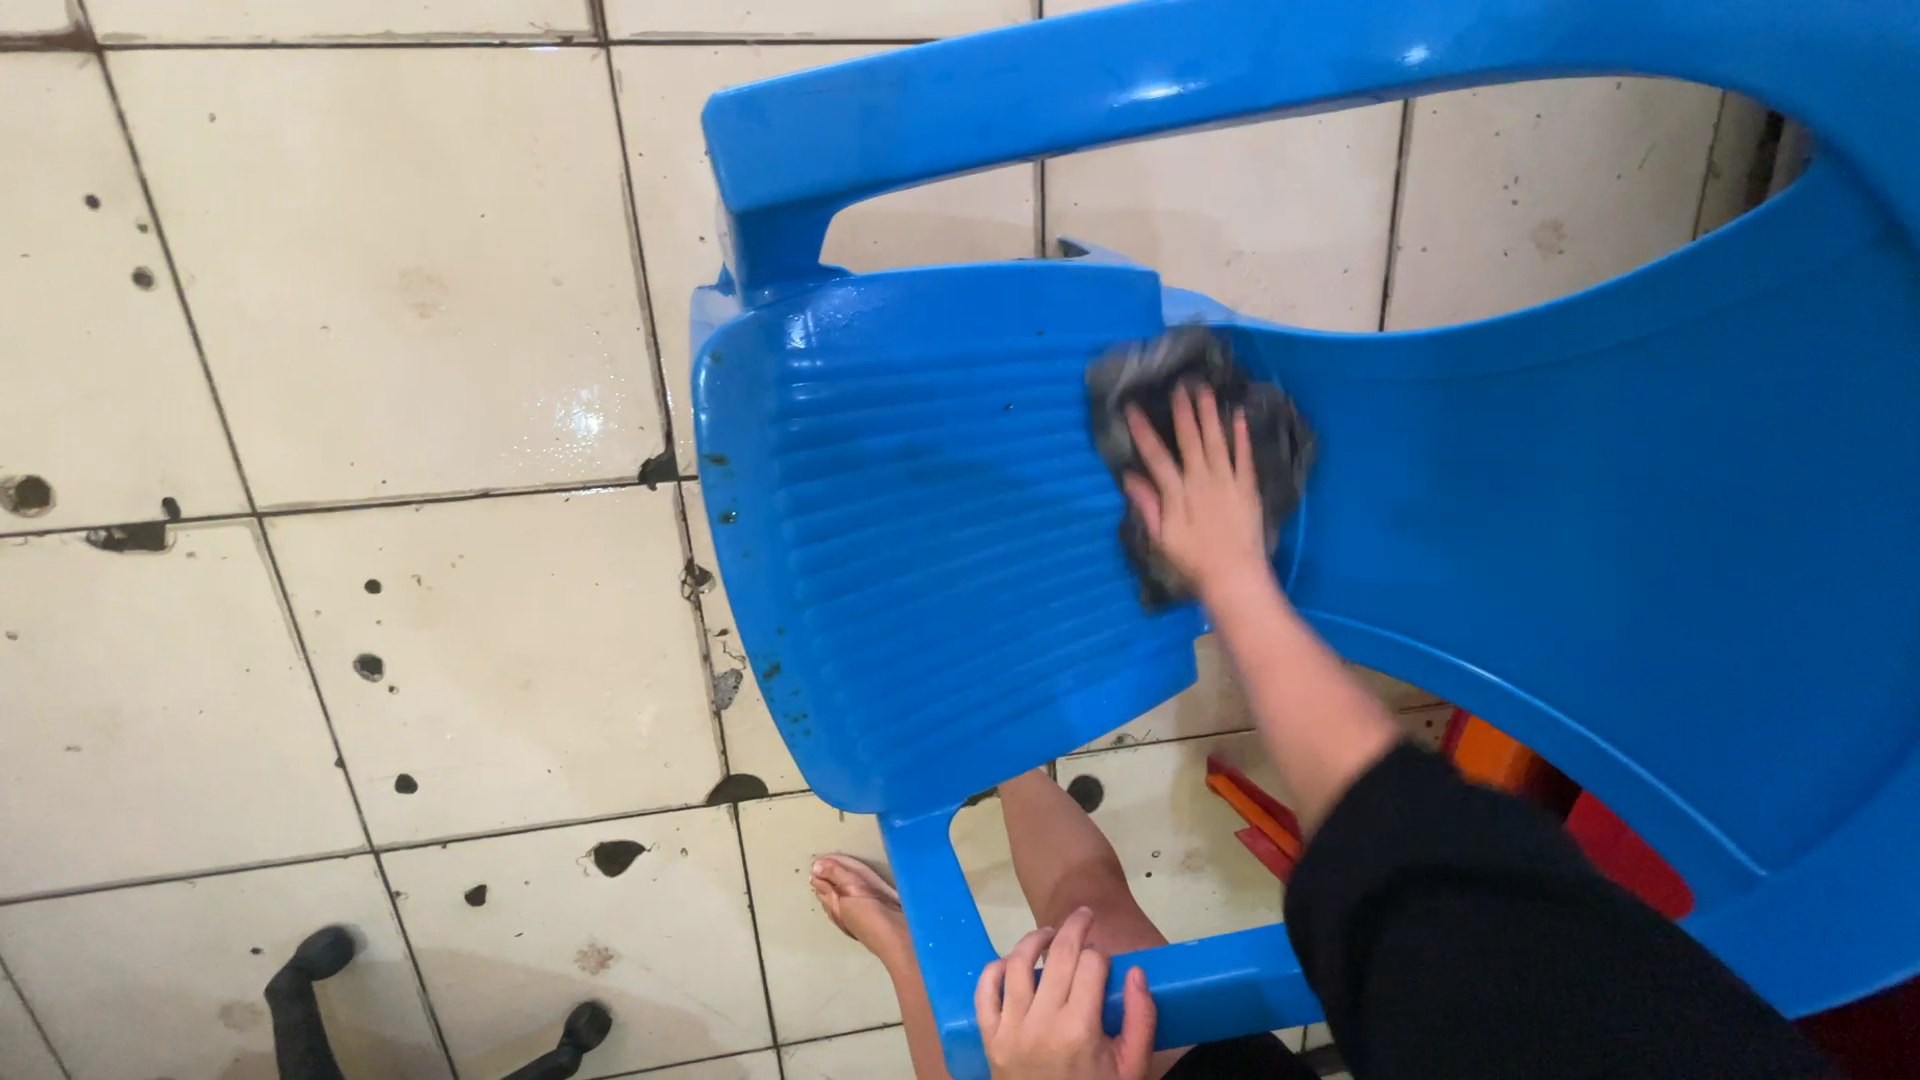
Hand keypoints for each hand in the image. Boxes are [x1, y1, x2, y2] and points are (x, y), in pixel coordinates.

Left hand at [974, 907, 1155, 1079]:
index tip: (1106, 961)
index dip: (1102, 955)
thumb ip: (1141, 1020)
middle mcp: (1042, 1024)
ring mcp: (1010, 1029)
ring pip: (1018, 962)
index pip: (1091, 966)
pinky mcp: (989, 1037)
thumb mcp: (1132, 1070)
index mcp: (1080, 1032)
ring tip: (1049, 934)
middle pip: (1058, 955)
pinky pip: (985, 990)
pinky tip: (1012, 962)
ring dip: (1034, 939)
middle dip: (1074, 927)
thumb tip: (1136, 972)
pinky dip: (995, 968)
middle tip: (1084, 916)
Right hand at [1122, 383, 1269, 600]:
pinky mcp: (1248, 487)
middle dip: (1182, 411)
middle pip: (1190, 440)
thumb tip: (1129, 476)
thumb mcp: (1161, 537)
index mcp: (1178, 493)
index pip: (1156, 456)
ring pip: (1217, 441)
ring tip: (1205, 390)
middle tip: (1179, 384)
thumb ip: (1147, 504)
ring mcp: (1228, 482)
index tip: (1132, 408)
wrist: (1234, 576)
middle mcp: (1202, 480)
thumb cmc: (1192, 560)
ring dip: (1210, 414)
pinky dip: (1242, 435)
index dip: (1143, 431)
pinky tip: (1239, 415)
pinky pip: (1245, 456)